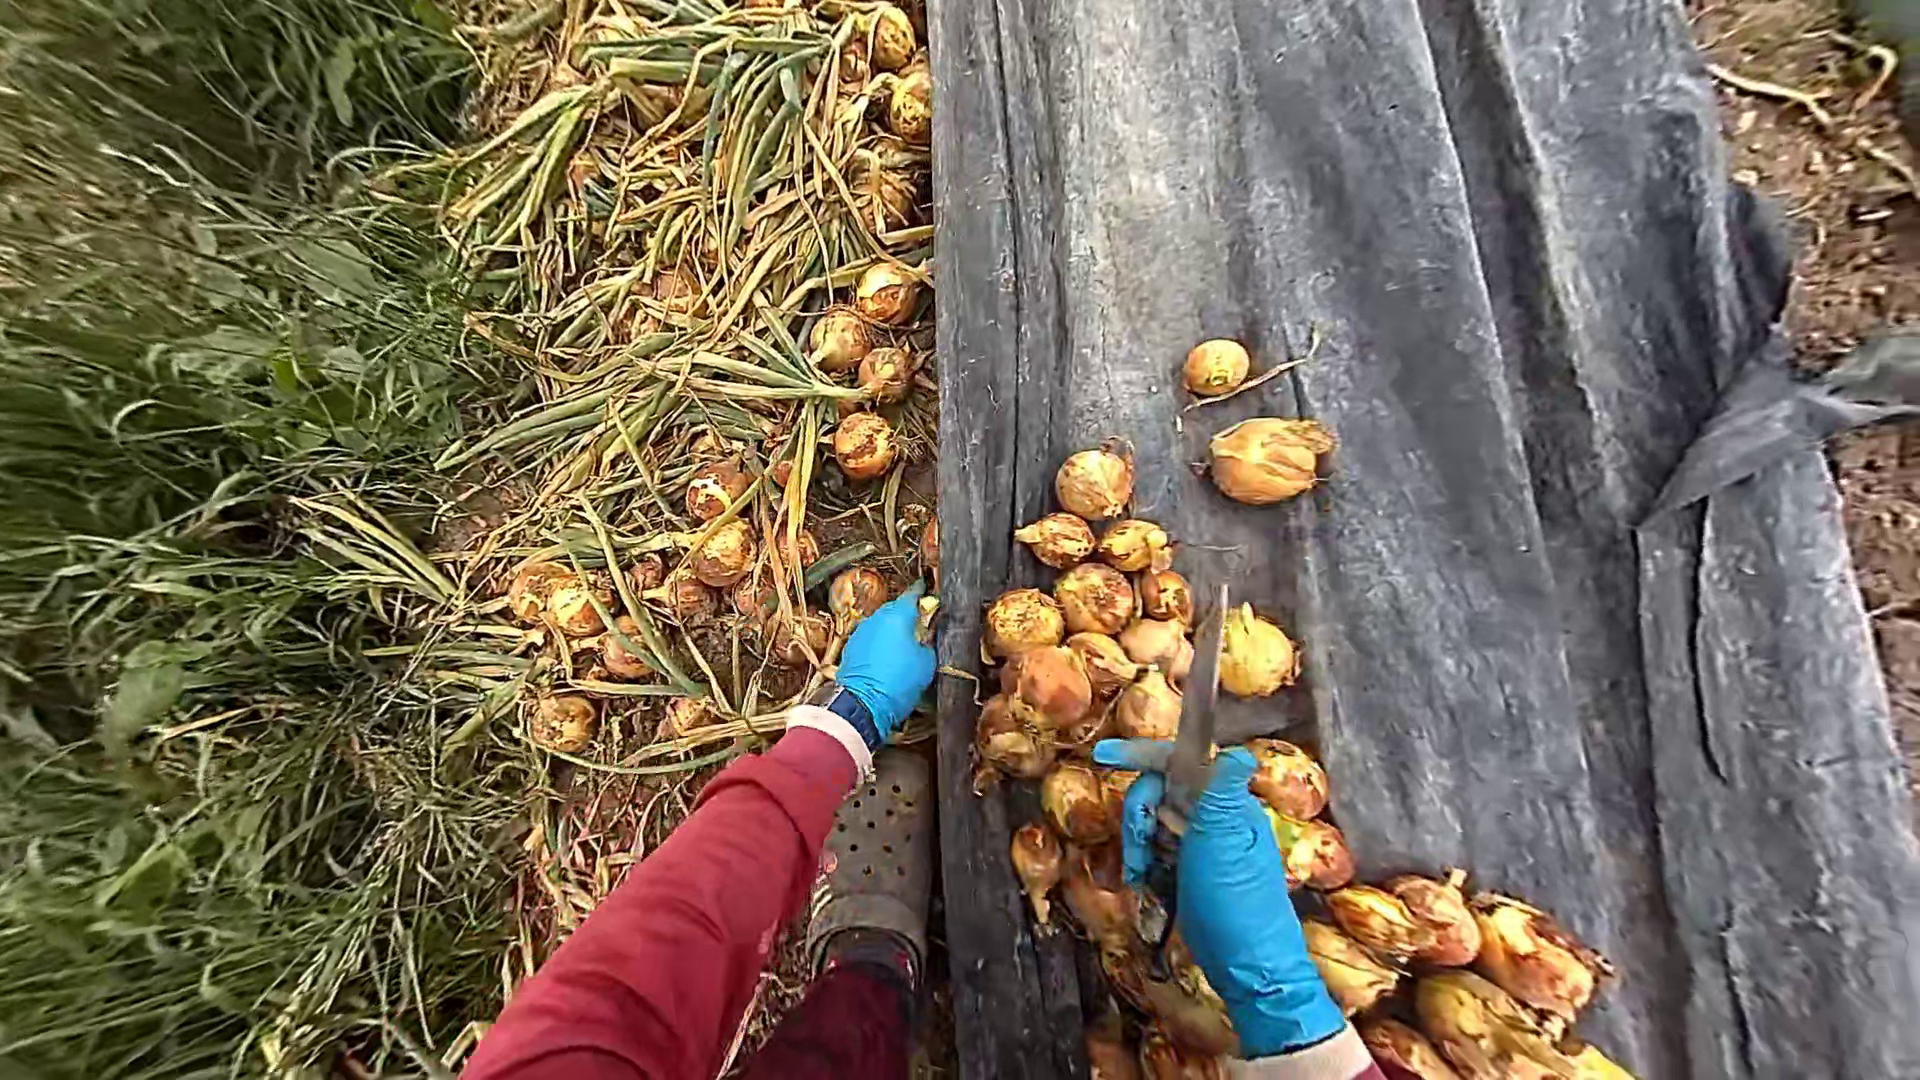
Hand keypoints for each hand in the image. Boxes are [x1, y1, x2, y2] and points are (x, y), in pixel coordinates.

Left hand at [836, 581, 935, 741]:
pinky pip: (871, 639)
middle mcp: (876, 618)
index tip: (928, 590)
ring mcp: (861, 633)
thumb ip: (929, 642)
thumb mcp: (927, 662)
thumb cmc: (897, 683)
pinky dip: (880, 644)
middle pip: (896, 609)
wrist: (862, 706)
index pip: (913, 594)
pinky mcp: (851, 649)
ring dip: (892, 630)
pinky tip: (888, 658)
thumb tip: (928, 636)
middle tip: (922, 625)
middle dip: (908, 615)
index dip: (923, 592)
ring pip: (881, 624)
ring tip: (905, 645)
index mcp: (897, 615)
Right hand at [1092, 738, 1345, 1058]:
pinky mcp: (1185, 862)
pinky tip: (1147, 878)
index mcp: (1223, 799)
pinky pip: (1151, 845)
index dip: (1140, 753)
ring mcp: (1197, 838)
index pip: (1177, 759)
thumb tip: (1240, 751)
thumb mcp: (1225, 840)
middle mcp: (1210, 811)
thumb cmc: (1237, 901)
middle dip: (1139, 814)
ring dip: (1138, 842)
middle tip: (1140, 846)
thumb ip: (1223, 790)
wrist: (1247, 968)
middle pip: (1155, 789)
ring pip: (1149, 818)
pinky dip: (1143, 859)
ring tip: (1144, 871)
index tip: (1103, 756)